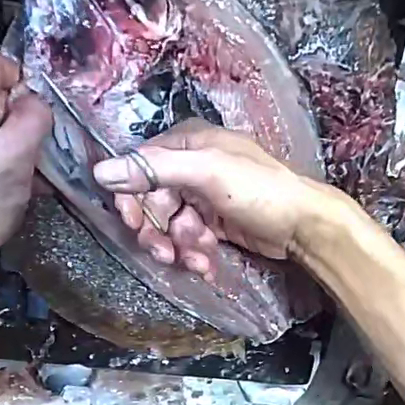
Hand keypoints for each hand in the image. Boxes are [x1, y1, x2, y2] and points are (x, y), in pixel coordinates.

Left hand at [0, 53, 51, 280]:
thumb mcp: (17, 150)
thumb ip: (35, 113)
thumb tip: (39, 101)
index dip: (25, 82)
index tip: (44, 109)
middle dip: (22, 116)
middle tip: (39, 144)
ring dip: (20, 140)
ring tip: (31, 166)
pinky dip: (9, 156)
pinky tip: (22, 179)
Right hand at [90, 121, 344, 275]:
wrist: (303, 225)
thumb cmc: (258, 190)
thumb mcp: (206, 172)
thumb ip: (154, 169)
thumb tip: (100, 171)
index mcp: (186, 142)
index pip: (139, 167)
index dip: (131, 198)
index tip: (132, 224)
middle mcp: (189, 165)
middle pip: (150, 200)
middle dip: (156, 230)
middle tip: (163, 252)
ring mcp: (200, 195)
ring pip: (167, 223)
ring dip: (177, 245)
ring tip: (196, 257)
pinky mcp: (210, 220)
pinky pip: (185, 237)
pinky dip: (191, 251)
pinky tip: (205, 261)